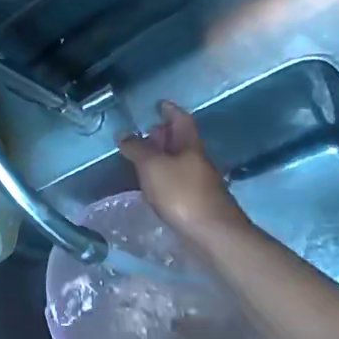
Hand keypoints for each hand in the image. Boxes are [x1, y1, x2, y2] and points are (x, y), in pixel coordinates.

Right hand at [117, 101, 247, 241]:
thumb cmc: (182, 194)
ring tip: (146, 159)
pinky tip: (157, 186)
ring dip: (166, 157)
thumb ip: (137, 149)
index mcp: (190, 146)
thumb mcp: (152, 167)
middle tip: (147, 133)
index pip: (181, 120)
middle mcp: (199, 161)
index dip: (170, 110)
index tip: (159, 105)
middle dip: (166, 134)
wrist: (214, 234)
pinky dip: (168, 177)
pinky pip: (181, 181)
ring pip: (182, 162)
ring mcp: (202, 183)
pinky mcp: (200, 203)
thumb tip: (124, 134)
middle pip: (183, 141)